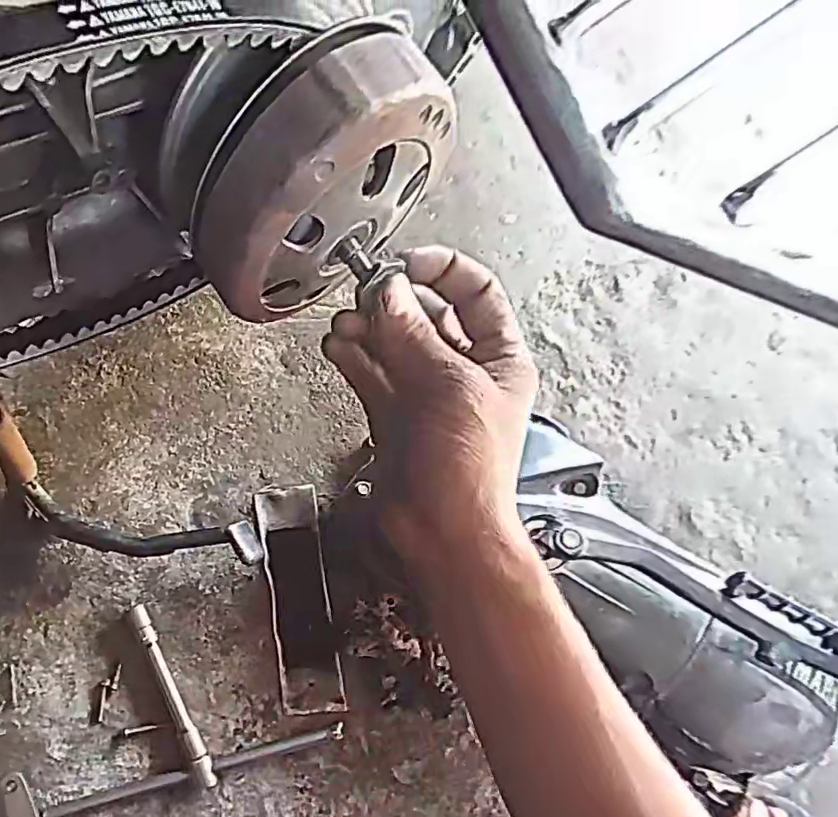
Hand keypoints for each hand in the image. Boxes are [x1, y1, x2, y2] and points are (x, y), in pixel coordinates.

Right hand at [320, 247, 538, 574]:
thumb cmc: (468, 473)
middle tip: (365, 297)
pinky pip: (371, 378)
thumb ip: (413, 338)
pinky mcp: (392, 419)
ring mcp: (424, 398)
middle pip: (426, 319)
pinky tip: (338, 347)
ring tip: (345, 323)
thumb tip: (388, 294)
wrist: (440, 531)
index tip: (406, 263)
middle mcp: (462, 375)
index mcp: (498, 360)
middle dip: (394, 304)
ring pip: (392, 348)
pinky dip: (353, 360)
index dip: (442, 271)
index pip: (475, 294)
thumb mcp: (448, 388)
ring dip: (367, 331)